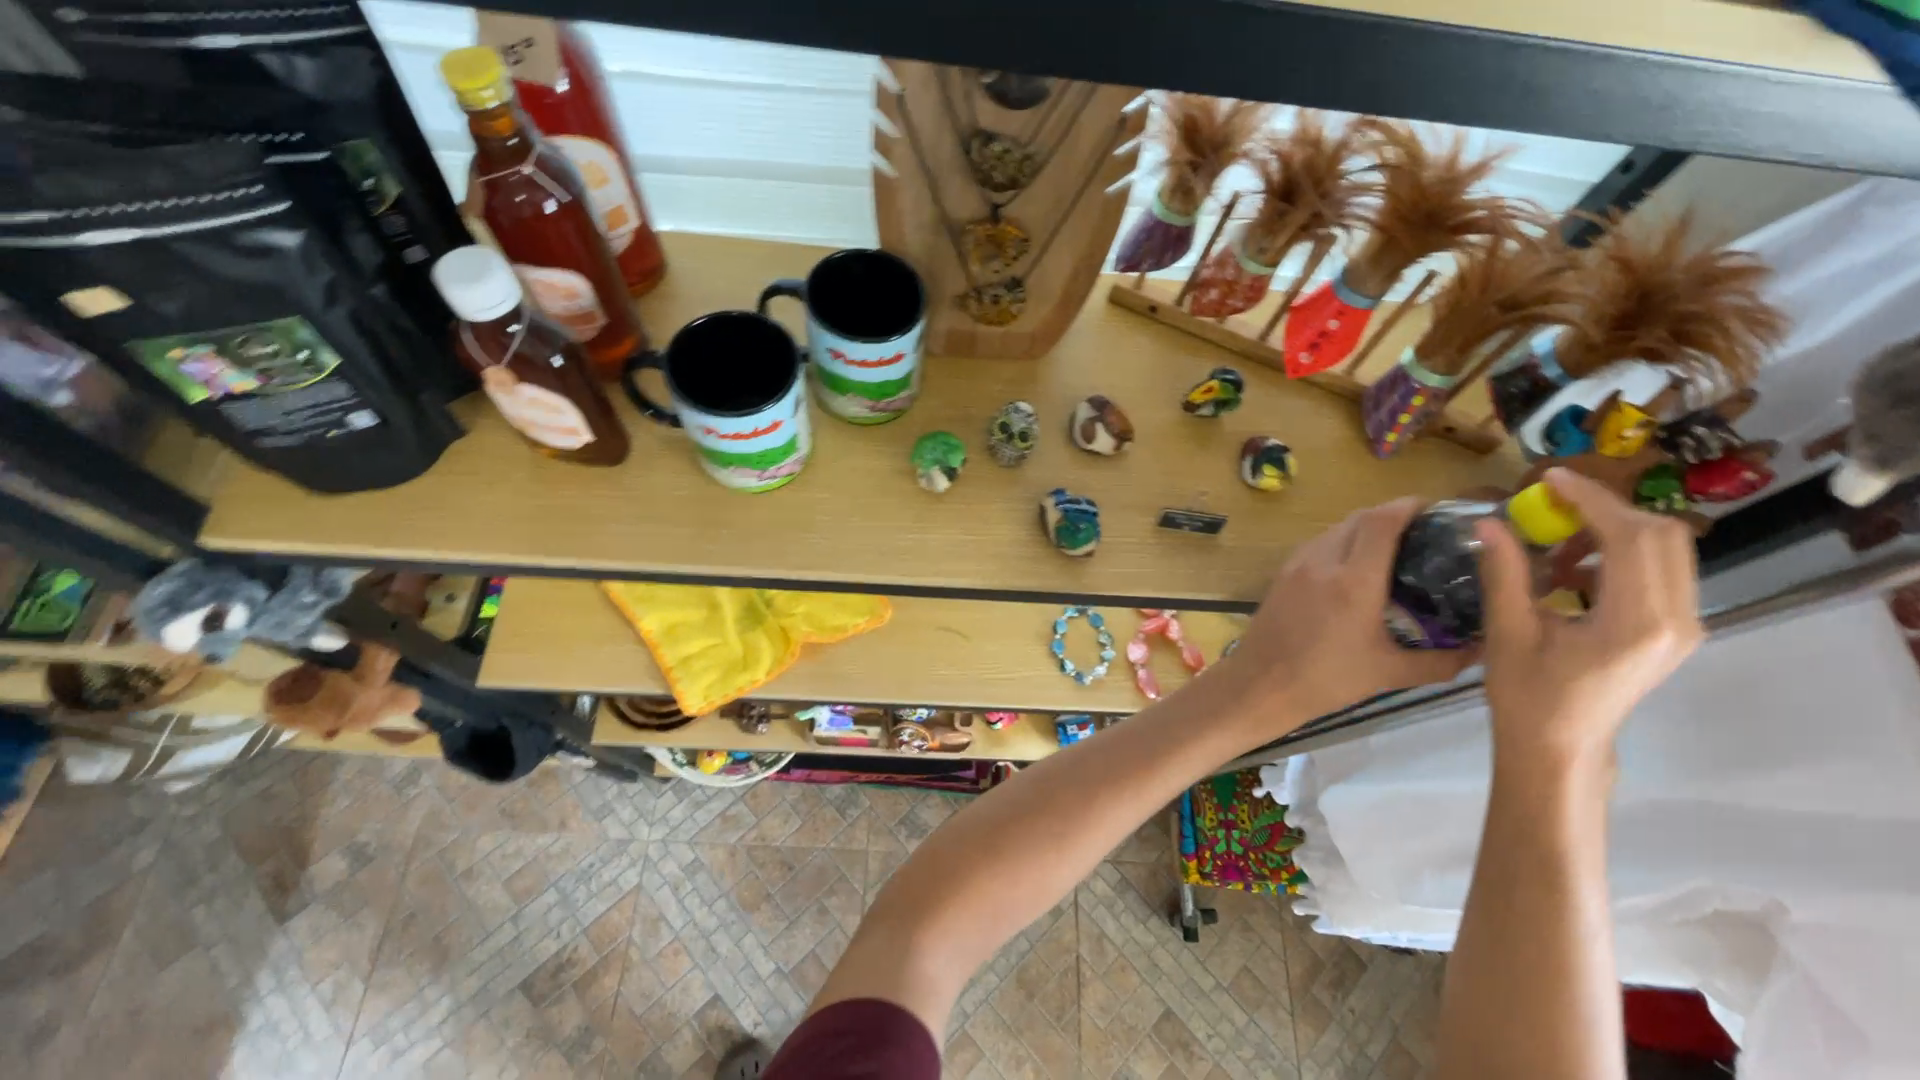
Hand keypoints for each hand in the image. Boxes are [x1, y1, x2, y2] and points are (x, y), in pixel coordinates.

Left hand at [1224, 498, 1476, 727]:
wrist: (1259, 686)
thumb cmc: (1325, 681)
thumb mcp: (1389, 674)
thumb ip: (1441, 661)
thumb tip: (1482, 650)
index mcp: (1354, 581)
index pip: (1383, 520)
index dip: (1411, 506)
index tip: (1438, 512)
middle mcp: (1324, 561)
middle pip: (1361, 517)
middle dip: (1393, 515)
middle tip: (1422, 533)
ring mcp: (1298, 564)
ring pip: (1337, 528)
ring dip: (1366, 528)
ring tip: (1394, 550)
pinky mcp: (1283, 573)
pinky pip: (1319, 543)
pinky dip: (1343, 543)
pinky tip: (1357, 569)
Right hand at [1477, 468, 1704, 770]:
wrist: (1561, 748)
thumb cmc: (1529, 697)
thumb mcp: (1508, 634)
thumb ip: (1505, 574)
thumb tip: (1489, 523)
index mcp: (1637, 623)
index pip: (1631, 538)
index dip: (1592, 501)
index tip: (1551, 480)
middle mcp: (1676, 621)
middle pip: (1662, 535)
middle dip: (1607, 510)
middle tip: (1554, 505)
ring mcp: (1683, 627)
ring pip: (1668, 549)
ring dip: (1615, 531)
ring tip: (1559, 542)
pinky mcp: (1674, 630)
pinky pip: (1662, 571)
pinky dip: (1621, 554)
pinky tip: (1575, 569)